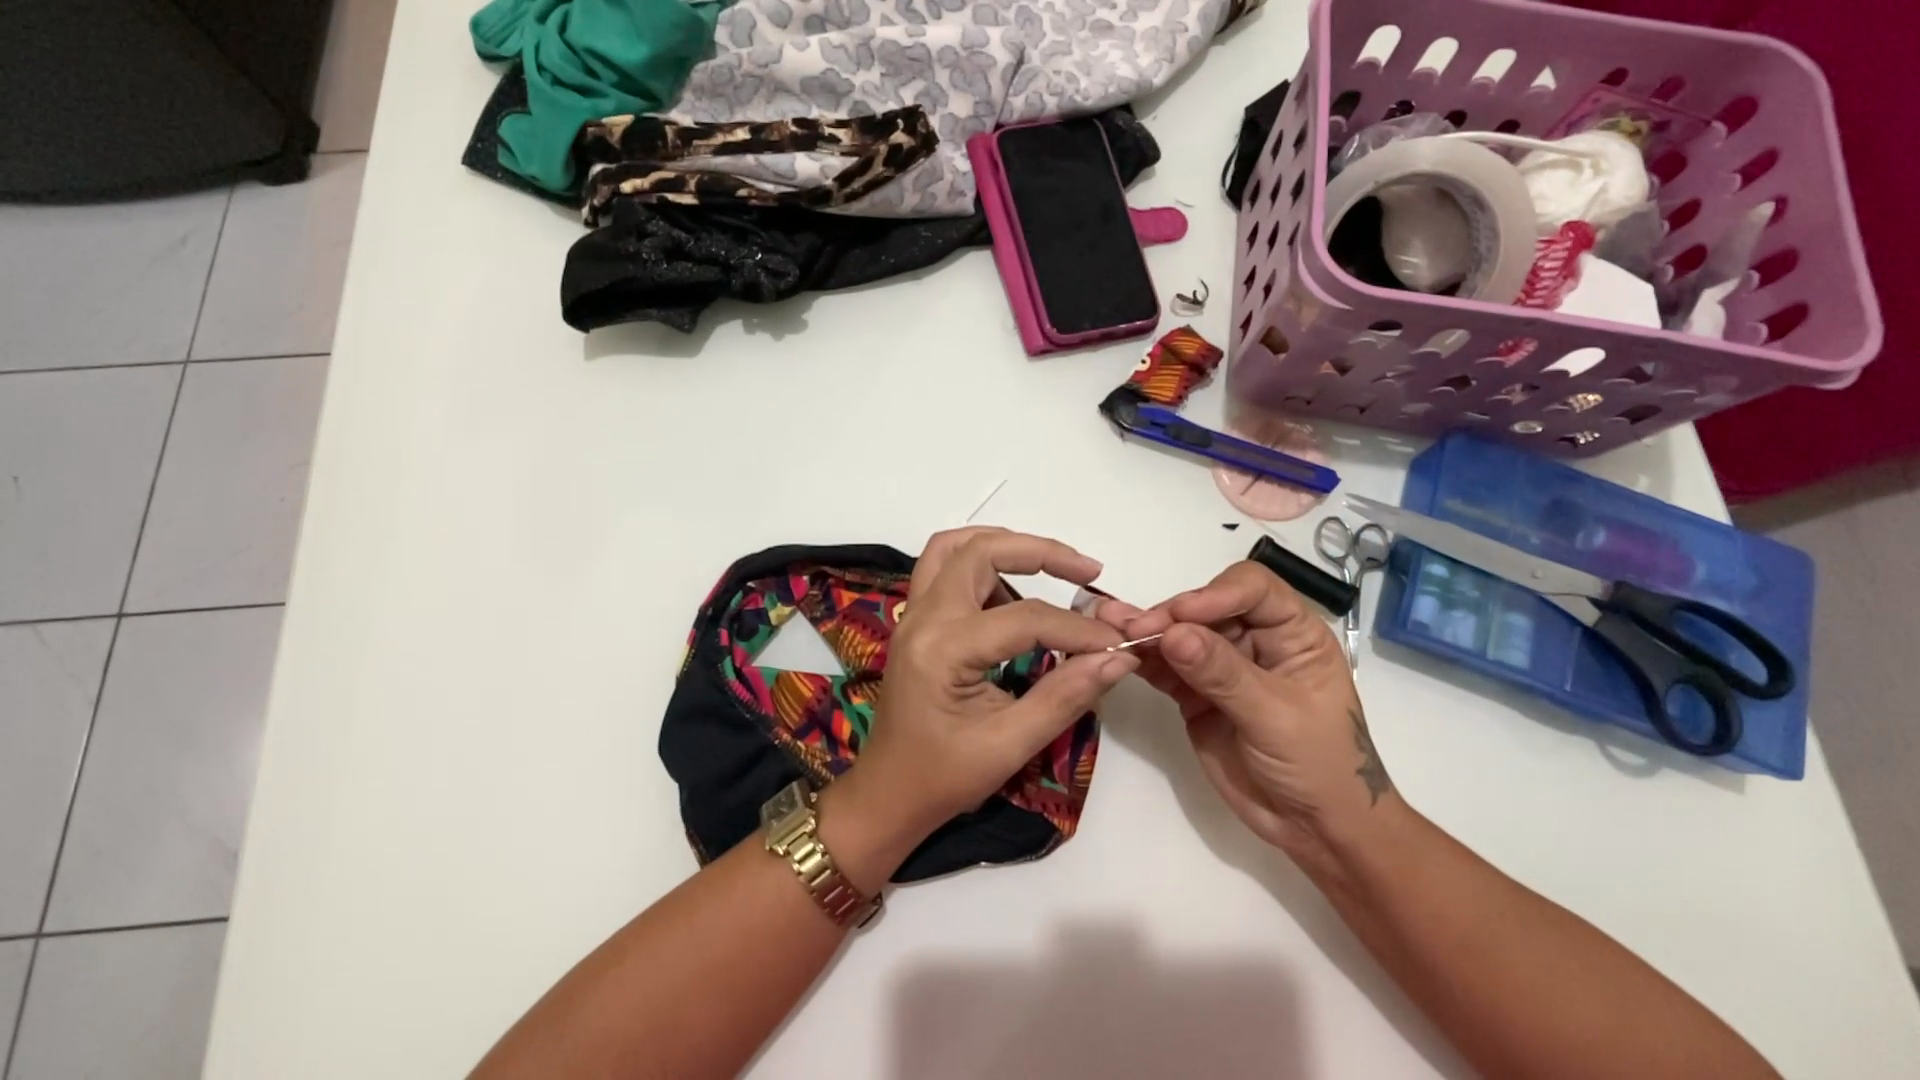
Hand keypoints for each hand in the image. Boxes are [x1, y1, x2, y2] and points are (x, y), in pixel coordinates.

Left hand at [821, 528, 1138, 890]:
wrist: (889, 794)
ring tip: (1051, 570)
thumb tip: (1118, 657)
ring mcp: (913, 617)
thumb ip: (1066, 695)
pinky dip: (982, 566)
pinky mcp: (916, 623)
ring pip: (954, 548)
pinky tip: (1014, 595)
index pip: (1024, 617)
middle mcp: (922, 619)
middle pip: (979, 551)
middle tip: (1087, 570)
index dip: (1078, 628)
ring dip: (1003, 547)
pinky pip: (945, 570)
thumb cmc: (944, 777)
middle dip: (1038, 551)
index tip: (1117, 642)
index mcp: (942, 650)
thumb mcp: (1011, 745)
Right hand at [1092, 561, 1395, 866]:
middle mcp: (1257, 641)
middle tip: (1133, 629)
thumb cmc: (1319, 765)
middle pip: (1208, 608)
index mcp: (1294, 634)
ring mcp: (1223, 669)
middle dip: (1171, 614)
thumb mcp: (1275, 717)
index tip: (1180, 615)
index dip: (1216, 594)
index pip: (1254, 590)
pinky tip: (1116, 652)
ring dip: (1146, 632)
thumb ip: (1223, 674)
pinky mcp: (1196, 695)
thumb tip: (1174, 634)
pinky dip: (1142, 661)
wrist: (1315, 828)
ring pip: (1181, 635)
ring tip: (1107, 628)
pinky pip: (1166, 668)